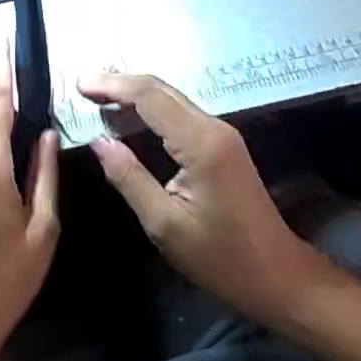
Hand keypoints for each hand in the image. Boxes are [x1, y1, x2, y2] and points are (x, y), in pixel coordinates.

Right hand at [79, 72, 328, 325]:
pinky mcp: (222, 144)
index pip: (149, 96)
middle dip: (118, 82)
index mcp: (200, 144)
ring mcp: (221, 134)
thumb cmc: (222, 258)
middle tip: (82, 88)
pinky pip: (177, 111)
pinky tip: (128, 114)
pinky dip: (147, 106)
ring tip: (96, 97)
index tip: (79, 85)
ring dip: (132, 92)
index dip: (111, 85)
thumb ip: (129, 178)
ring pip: (169, 96)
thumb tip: (98, 141)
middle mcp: (213, 128)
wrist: (281, 277)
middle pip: (160, 88)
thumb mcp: (164, 225)